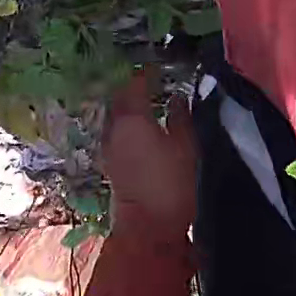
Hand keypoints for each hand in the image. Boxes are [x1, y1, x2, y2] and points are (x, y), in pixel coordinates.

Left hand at [102, 72, 196, 238]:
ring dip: (128, 107)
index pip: (134, 86)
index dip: (144, 75)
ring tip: (148, 101)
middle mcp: (114, 128)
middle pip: (120, 99)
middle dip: (133, 88)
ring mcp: (108, 146)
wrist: (148, 226)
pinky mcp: (110, 162)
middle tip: (150, 81)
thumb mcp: (186, 146)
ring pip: (116, 116)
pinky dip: (127, 124)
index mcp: (131, 118)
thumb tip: (177, 98)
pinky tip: (141, 127)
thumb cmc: (173, 183)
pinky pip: (116, 132)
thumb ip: (181, 117)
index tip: (156, 69)